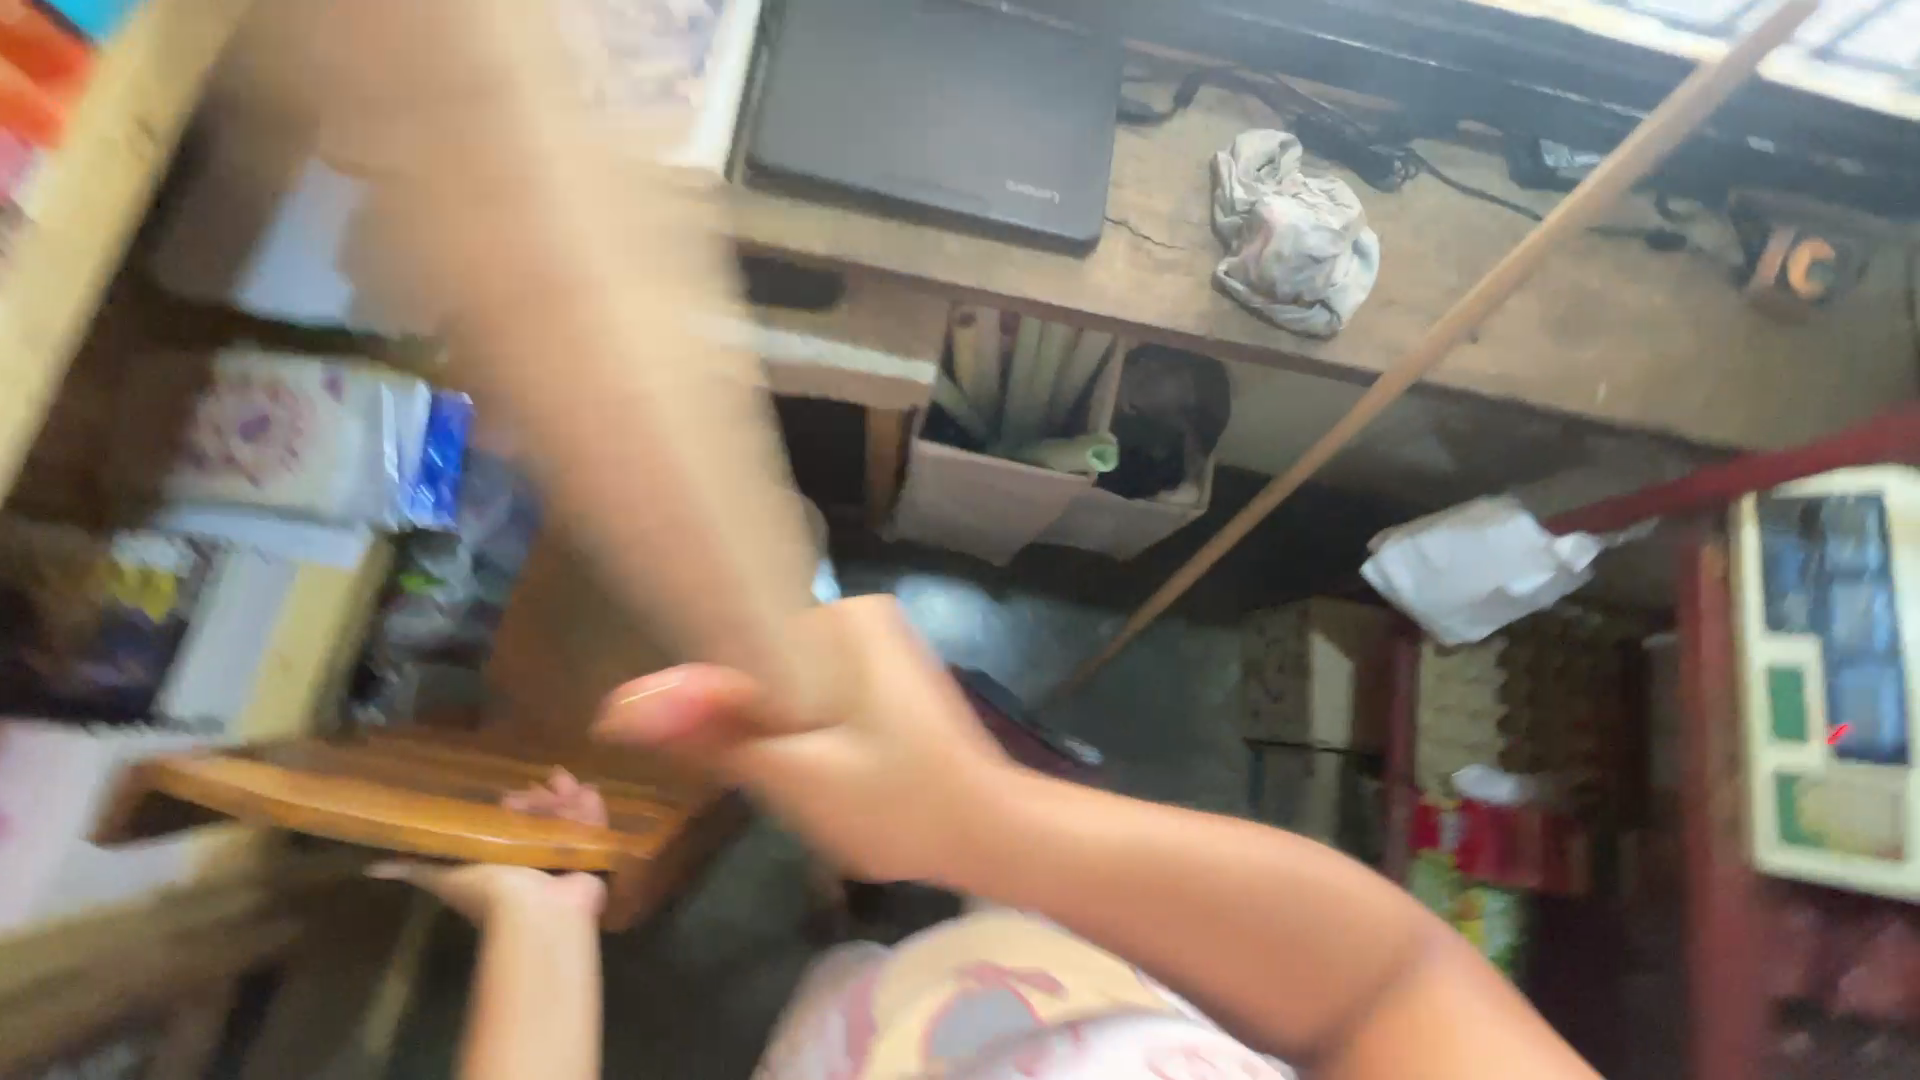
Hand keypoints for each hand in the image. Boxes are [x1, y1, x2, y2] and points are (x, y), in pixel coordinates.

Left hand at [368, 772, 612, 922]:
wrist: (539, 910)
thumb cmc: (492, 891)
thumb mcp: (448, 874)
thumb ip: (421, 865)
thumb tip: (371, 867)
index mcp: (501, 860)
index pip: (510, 823)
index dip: (516, 804)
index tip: (517, 791)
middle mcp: (532, 856)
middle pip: (541, 816)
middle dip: (545, 797)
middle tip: (550, 779)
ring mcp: (564, 855)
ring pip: (567, 816)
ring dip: (567, 797)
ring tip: (567, 780)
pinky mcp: (591, 853)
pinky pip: (593, 825)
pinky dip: (590, 809)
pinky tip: (587, 790)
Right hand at [591, 595, 1014, 884]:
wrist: (988, 833)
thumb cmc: (898, 806)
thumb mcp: (795, 776)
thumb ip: (713, 733)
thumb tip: (618, 705)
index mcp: (842, 617)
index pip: (739, 641)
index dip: (720, 703)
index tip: (739, 757)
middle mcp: (860, 613)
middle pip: (763, 661)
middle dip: (757, 720)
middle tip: (786, 777)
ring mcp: (876, 640)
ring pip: (786, 680)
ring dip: (781, 728)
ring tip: (811, 776)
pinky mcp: (885, 670)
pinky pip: (816, 688)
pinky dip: (807, 727)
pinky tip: (829, 766)